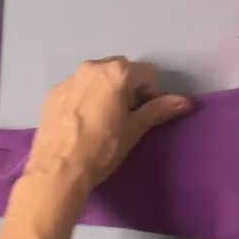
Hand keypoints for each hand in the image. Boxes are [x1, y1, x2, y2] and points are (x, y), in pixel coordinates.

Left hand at [21, 57, 190, 199]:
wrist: (58, 171)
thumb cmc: (102, 148)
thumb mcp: (135, 129)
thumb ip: (160, 109)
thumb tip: (186, 101)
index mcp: (117, 71)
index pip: (146, 73)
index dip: (150, 94)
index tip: (142, 115)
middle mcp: (93, 66)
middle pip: (121, 70)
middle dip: (128, 89)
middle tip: (124, 118)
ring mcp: (70, 78)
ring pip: (97, 78)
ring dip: (105, 91)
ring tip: (101, 121)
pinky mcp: (53, 92)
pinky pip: (77, 88)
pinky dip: (84, 98)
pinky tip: (81, 123)